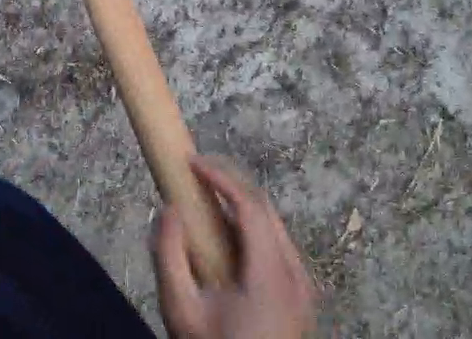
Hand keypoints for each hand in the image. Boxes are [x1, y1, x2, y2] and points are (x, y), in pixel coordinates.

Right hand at [153, 158, 316, 338]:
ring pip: (273, 225)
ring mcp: (303, 287)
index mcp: (272, 277)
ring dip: (239, 203)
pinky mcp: (300, 296)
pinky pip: (276, 245)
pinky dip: (249, 226)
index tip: (190, 162)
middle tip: (194, 172)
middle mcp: (297, 276)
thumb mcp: (180, 309)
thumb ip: (169, 254)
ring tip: (204, 197)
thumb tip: (169, 207)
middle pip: (266, 209)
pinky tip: (223, 231)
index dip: (221, 177)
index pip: (251, 206)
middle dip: (229, 182)